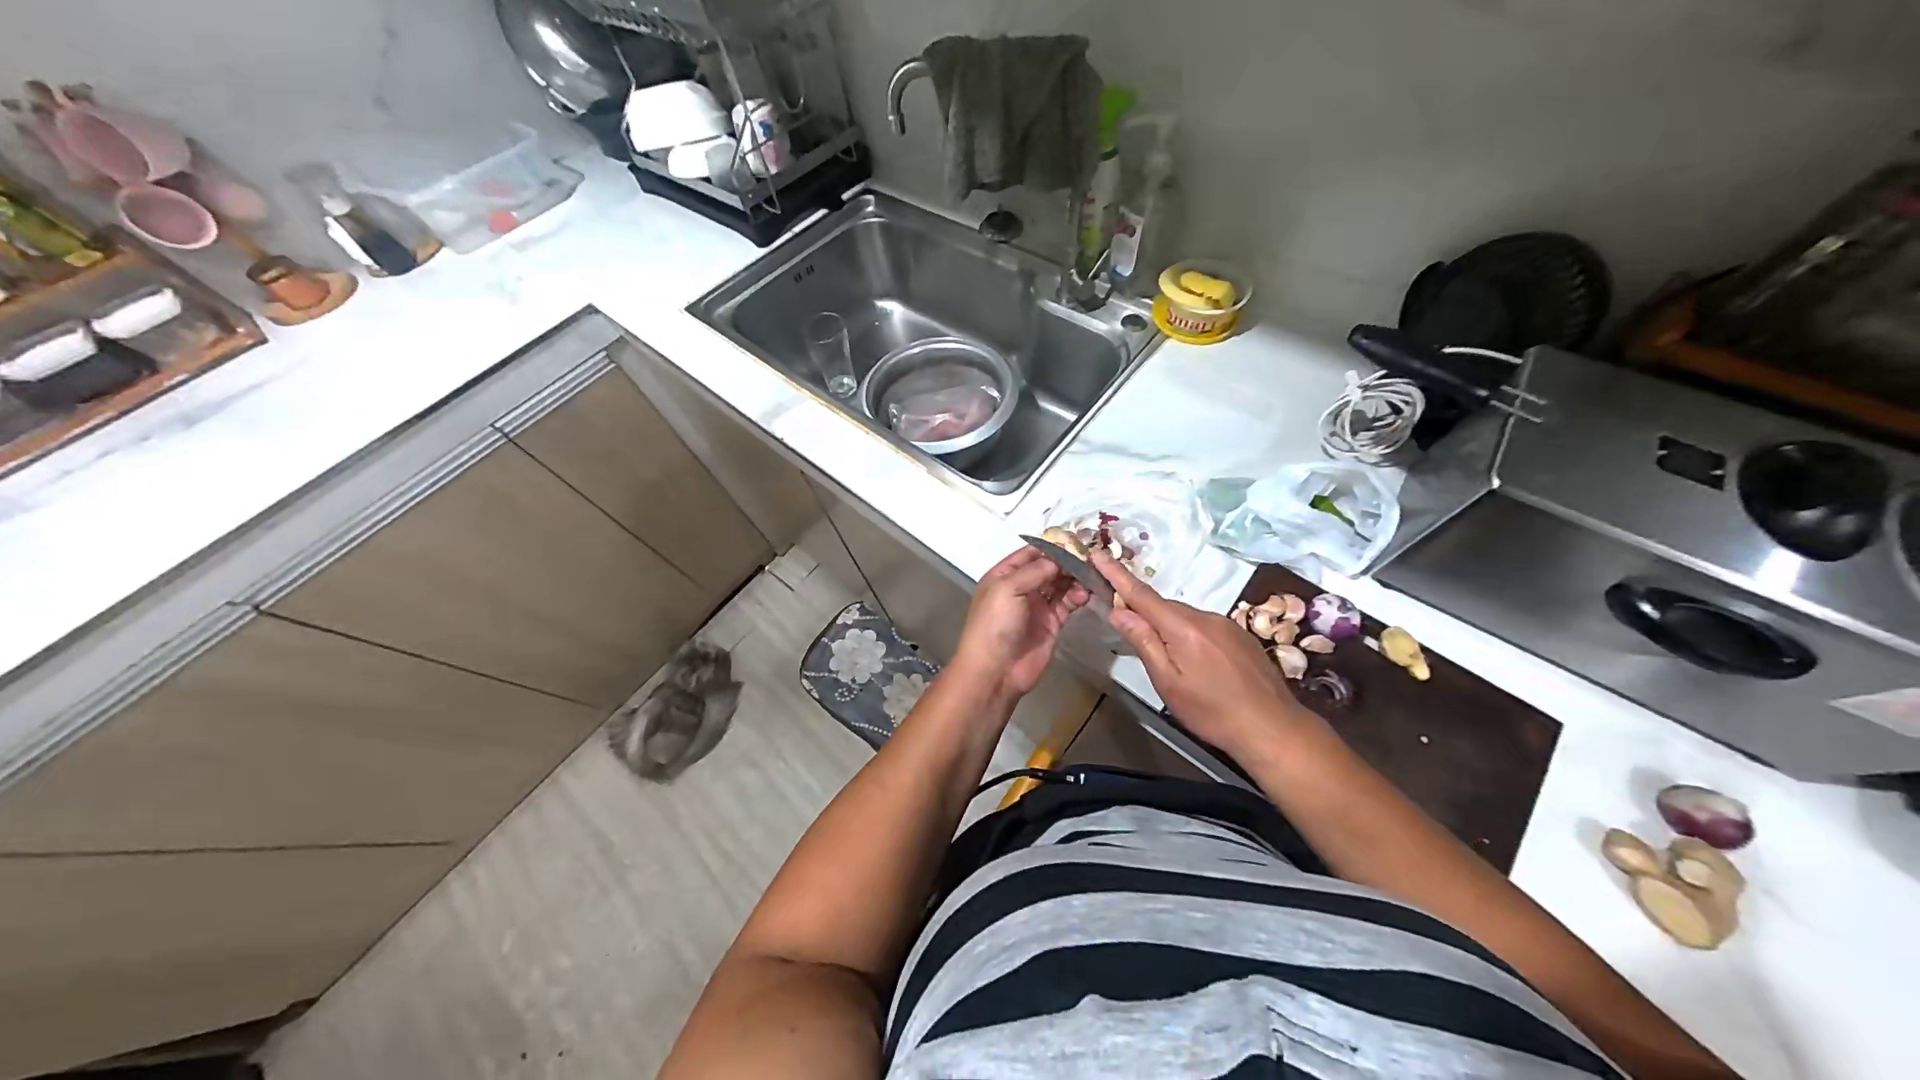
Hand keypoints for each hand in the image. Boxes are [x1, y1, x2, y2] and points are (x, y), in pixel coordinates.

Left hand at [950, 546, 1089, 700]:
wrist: (996, 670)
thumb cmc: (995, 624)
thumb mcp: (1008, 589)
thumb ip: (1035, 570)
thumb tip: (1059, 558)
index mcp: (1004, 575)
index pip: (1030, 553)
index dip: (1051, 546)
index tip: (1075, 540)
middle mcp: (1021, 587)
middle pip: (1048, 567)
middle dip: (1068, 561)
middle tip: (1091, 556)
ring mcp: (1037, 605)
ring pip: (1060, 584)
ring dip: (1075, 578)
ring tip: (1091, 574)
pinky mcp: (1052, 623)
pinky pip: (1068, 603)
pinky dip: (1078, 596)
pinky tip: (1087, 593)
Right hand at [1091, 549, 1322, 760]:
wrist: (1272, 727)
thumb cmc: (1212, 712)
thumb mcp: (1167, 683)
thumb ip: (1143, 643)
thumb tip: (1118, 611)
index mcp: (1183, 628)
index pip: (1141, 594)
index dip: (1116, 574)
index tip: (1097, 554)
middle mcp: (1205, 617)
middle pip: (1163, 606)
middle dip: (1142, 610)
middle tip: (1125, 628)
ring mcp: (1226, 625)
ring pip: (1184, 617)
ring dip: (1168, 627)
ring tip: (1167, 659)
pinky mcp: (1240, 636)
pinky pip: (1204, 626)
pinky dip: (1189, 635)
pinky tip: (1196, 664)